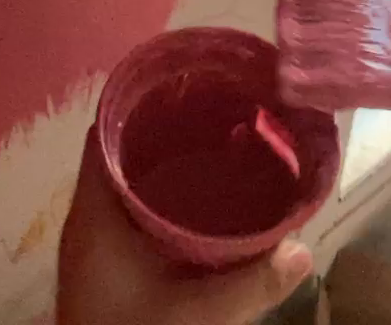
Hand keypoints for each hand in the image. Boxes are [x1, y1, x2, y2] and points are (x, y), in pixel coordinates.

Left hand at [56, 126, 312, 324]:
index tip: (180, 88)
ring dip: (157, 160)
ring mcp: (92, 240)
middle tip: (210, 114)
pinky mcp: (103, 262)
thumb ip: (247, 286)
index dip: (135, 103)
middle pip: (115, 148)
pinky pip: (126, 205)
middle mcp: (87, 215)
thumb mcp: (190, 317)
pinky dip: (154, 192)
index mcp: (94, 210)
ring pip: (121, 178)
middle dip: (159, 127)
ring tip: (209, 144)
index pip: (102, 130)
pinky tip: (192, 199)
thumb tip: (303, 251)